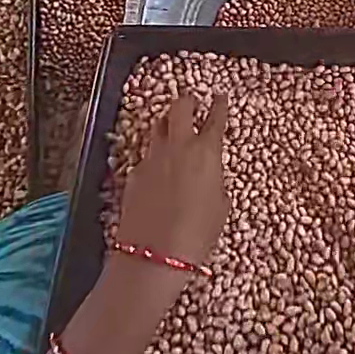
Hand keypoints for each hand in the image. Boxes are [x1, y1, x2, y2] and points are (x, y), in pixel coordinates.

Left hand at [115, 91, 230, 273]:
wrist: (155, 255)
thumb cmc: (197, 234)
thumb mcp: (220, 206)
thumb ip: (215, 180)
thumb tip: (208, 174)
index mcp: (206, 152)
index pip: (215, 119)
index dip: (218, 105)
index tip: (219, 98)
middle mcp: (178, 147)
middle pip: (179, 108)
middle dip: (187, 101)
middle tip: (192, 101)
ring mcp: (152, 158)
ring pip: (158, 127)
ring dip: (167, 124)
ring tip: (173, 129)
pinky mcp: (134, 173)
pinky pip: (146, 155)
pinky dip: (155, 156)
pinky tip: (159, 170)